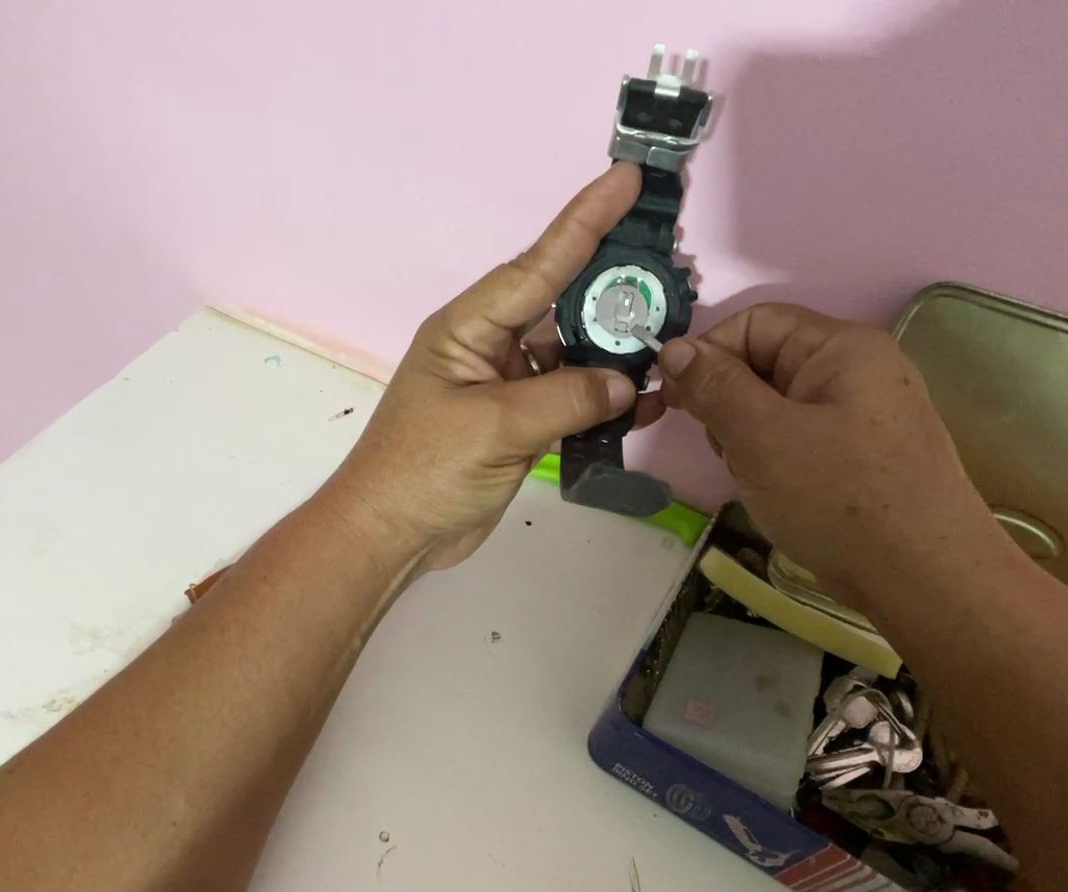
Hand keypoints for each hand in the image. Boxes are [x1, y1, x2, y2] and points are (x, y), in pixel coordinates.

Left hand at [323, 165, 664, 571]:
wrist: (394, 535)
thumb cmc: (424, 470)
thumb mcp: (494, 427)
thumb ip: (565, 399)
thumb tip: (627, 383)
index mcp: (469, 329)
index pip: (535, 266)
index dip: (583, 222)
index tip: (626, 180)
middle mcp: (490, 348)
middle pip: (562, 305)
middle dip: (614, 287)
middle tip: (673, 265)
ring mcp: (508, 389)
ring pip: (574, 355)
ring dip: (618, 350)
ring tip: (673, 334)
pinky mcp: (522, 426)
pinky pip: (573, 401)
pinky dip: (608, 403)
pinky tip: (648, 402)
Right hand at [659, 303, 1019, 614]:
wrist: (923, 577)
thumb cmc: (839, 499)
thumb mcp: (762, 437)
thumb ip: (714, 387)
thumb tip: (673, 349)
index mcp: (839, 348)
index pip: (754, 323)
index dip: (707, 354)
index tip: (675, 401)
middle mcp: (854, 371)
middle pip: (761, 366)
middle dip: (728, 407)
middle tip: (731, 452)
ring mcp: (859, 416)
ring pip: (772, 410)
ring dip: (748, 442)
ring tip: (760, 481)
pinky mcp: (857, 456)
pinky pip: (795, 442)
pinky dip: (773, 463)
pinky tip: (779, 496)